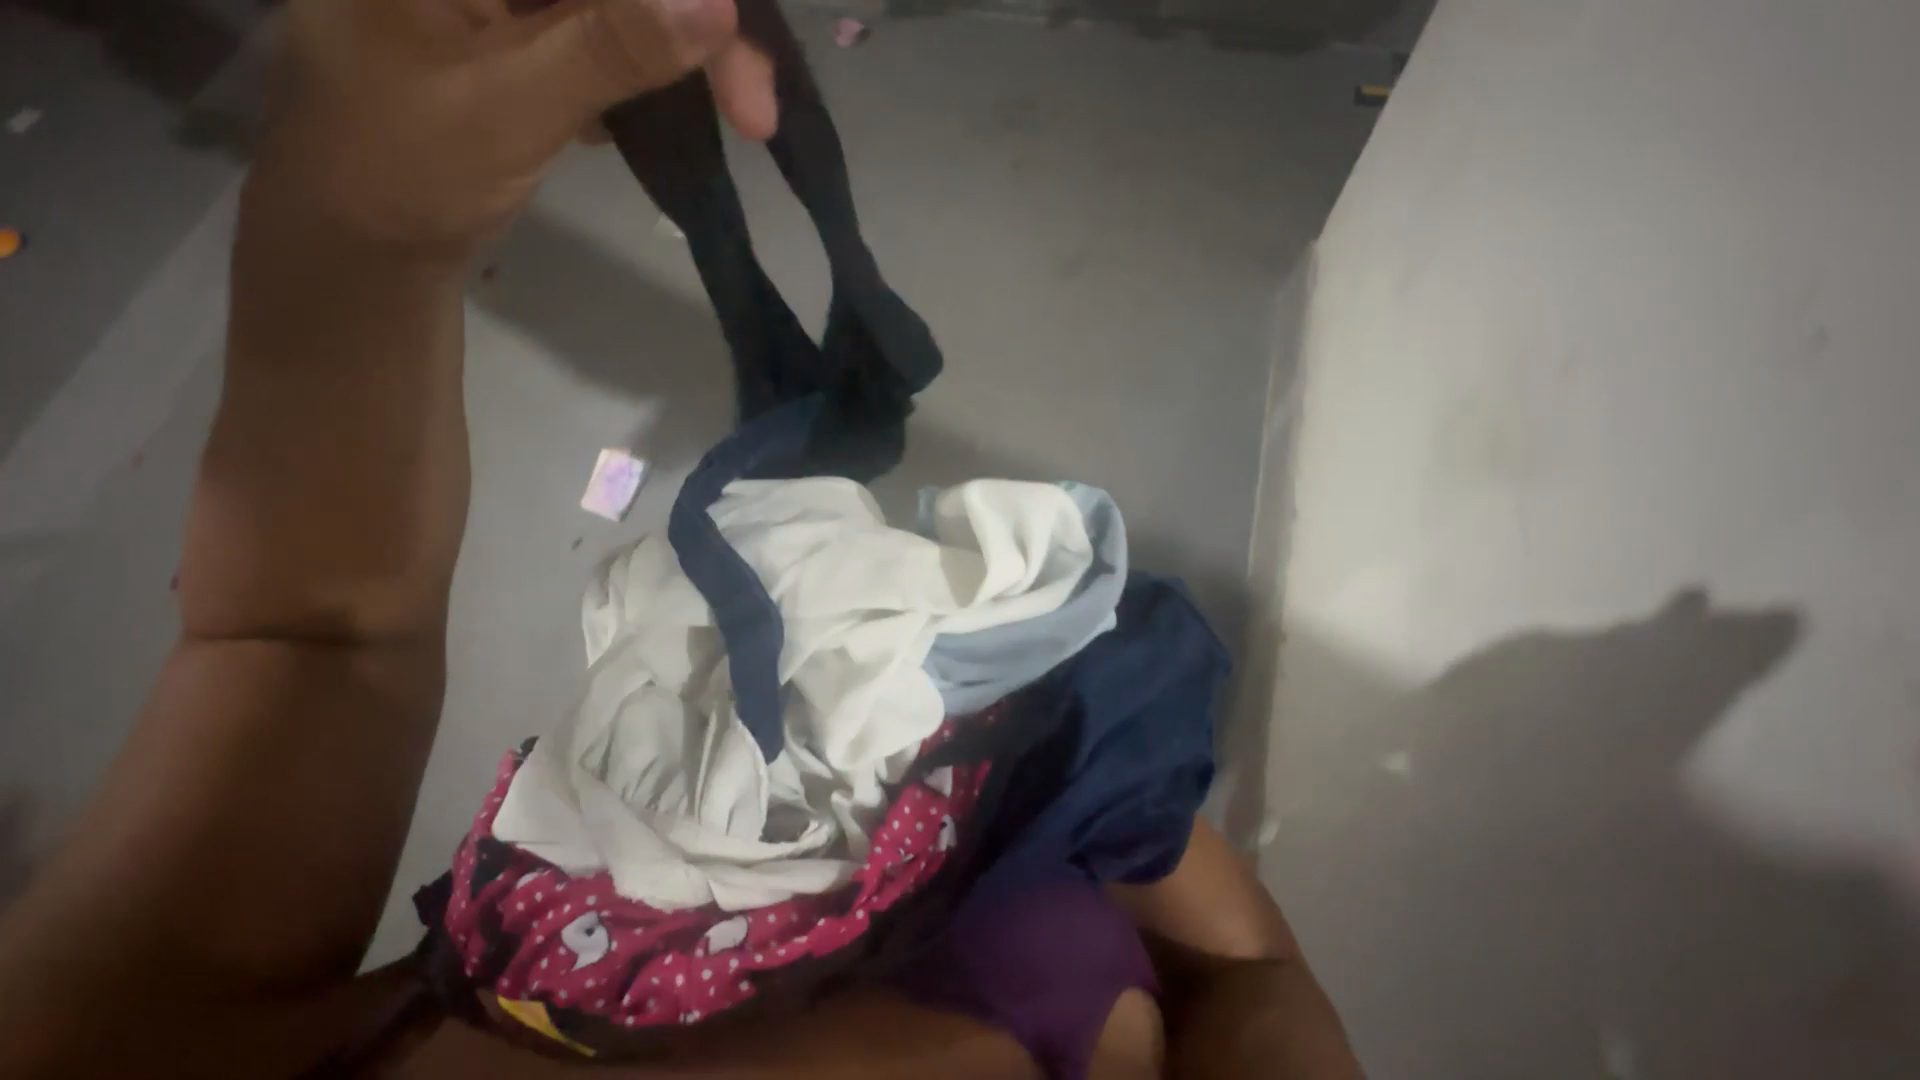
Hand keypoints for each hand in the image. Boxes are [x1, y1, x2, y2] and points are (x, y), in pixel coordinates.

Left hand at [253, 0, 775, 258]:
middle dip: (694, 18)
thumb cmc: (408, 169)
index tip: (739, 28)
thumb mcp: (512, 105)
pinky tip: (680, 104)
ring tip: (746, 110)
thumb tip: (718, 1)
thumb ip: (611, 47)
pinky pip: (607, 22)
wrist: (366, 239)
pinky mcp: (521, 21)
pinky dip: (653, 62)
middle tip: (756, 105)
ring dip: (689, 49)